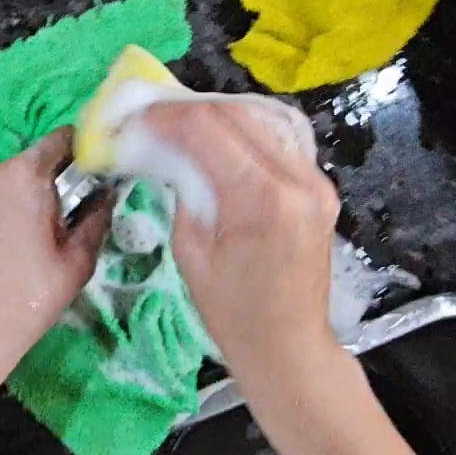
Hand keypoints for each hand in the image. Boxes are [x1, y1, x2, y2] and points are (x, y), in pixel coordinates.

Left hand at [0, 127, 112, 400]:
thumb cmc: (27, 296)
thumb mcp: (77, 260)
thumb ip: (97, 217)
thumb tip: (106, 192)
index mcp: (23, 174)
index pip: (62, 139)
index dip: (84, 154)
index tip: (97, 178)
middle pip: (35, 163)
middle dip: (56, 183)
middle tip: (71, 221)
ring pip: (12, 182)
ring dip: (29, 199)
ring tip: (40, 241)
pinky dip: (6, 211)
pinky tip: (12, 247)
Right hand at [142, 100, 341, 383]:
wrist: (287, 345)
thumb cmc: (230, 311)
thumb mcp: (190, 249)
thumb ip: (184, 191)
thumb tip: (169, 152)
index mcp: (262, 200)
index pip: (207, 129)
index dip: (165, 116)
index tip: (135, 119)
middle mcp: (298, 180)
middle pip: (237, 113)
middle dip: (188, 109)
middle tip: (152, 118)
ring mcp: (317, 181)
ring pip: (264, 116)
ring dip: (217, 113)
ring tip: (182, 124)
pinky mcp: (320, 186)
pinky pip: (281, 137)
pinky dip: (245, 128)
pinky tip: (220, 136)